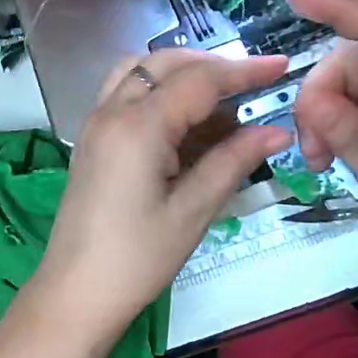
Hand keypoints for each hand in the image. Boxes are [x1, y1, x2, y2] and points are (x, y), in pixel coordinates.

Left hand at [32, 49, 291, 338]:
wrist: (75, 294)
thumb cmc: (137, 259)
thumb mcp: (193, 211)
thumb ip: (233, 161)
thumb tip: (276, 130)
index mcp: (138, 126)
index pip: (199, 80)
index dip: (243, 70)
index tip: (281, 66)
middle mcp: (111, 111)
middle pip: (166, 64)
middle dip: (212, 66)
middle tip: (254, 83)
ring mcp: (95, 123)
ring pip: (140, 72)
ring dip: (181, 73)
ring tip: (220, 97)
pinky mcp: (91, 140)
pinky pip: (125, 94)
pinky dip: (157, 90)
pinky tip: (184, 119)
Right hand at [284, 0, 357, 273]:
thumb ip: (357, 140)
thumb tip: (313, 102)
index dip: (340, 6)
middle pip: (354, 58)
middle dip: (319, 94)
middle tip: (311, 149)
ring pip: (347, 80)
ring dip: (321, 114)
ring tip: (319, 160)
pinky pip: (353, 102)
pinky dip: (331, 124)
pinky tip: (328, 156)